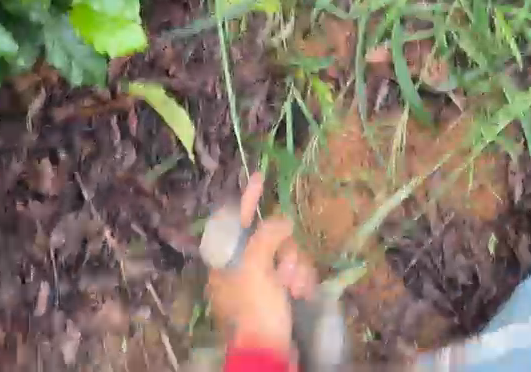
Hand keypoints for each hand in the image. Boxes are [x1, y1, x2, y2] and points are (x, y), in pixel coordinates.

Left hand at [206, 173, 317, 354]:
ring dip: (297, 267)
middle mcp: (243, 268)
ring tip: (297, 288)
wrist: (268, 355)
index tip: (260, 175)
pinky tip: (303, 292)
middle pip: (270, 237)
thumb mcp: (255, 267)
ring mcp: (262, 282)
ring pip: (287, 254)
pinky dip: (302, 279)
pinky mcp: (280, 295)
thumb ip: (267, 236)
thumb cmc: (254, 310)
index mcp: (227, 262)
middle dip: (285, 250)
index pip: (235, 220)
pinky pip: (297, 272)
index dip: (248, 197)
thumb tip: (283, 222)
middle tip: (287, 270)